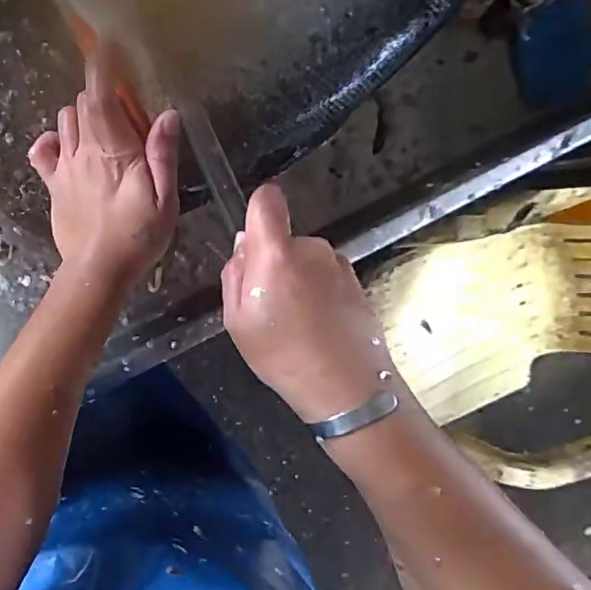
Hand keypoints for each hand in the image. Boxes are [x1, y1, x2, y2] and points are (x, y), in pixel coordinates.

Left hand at [28, 43, 180, 289]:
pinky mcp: (53, 185)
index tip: (104, 44)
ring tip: (104, 133)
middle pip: (80, 105)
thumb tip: (166, 114)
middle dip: (100, 97)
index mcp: (111, 151)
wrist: (98, 269)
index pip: (99, 98)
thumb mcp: (164, 198)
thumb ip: (162, 154)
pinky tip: (65, 147)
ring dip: (81, 116)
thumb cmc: (137, 236)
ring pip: (64, 122)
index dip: (100, 69)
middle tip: (127, 116)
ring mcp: (64, 168)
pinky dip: (50, 141)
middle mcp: (82, 152)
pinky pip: (42, 151)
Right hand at [221, 184, 393, 422]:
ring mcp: (339, 265)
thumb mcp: (235, 320)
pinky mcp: (356, 282)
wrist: (347, 388)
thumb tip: (244, 245)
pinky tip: (312, 324)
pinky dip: (313, 291)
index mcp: (277, 255)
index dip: (256, 209)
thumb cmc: (281, 355)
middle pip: (281, 239)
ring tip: (289, 320)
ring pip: (302, 259)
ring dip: (292, 278)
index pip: (267, 202)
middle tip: (263, 303)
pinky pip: (322, 275)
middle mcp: (312, 250)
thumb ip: (234, 274)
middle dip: (268, 262)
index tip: (250, 237)